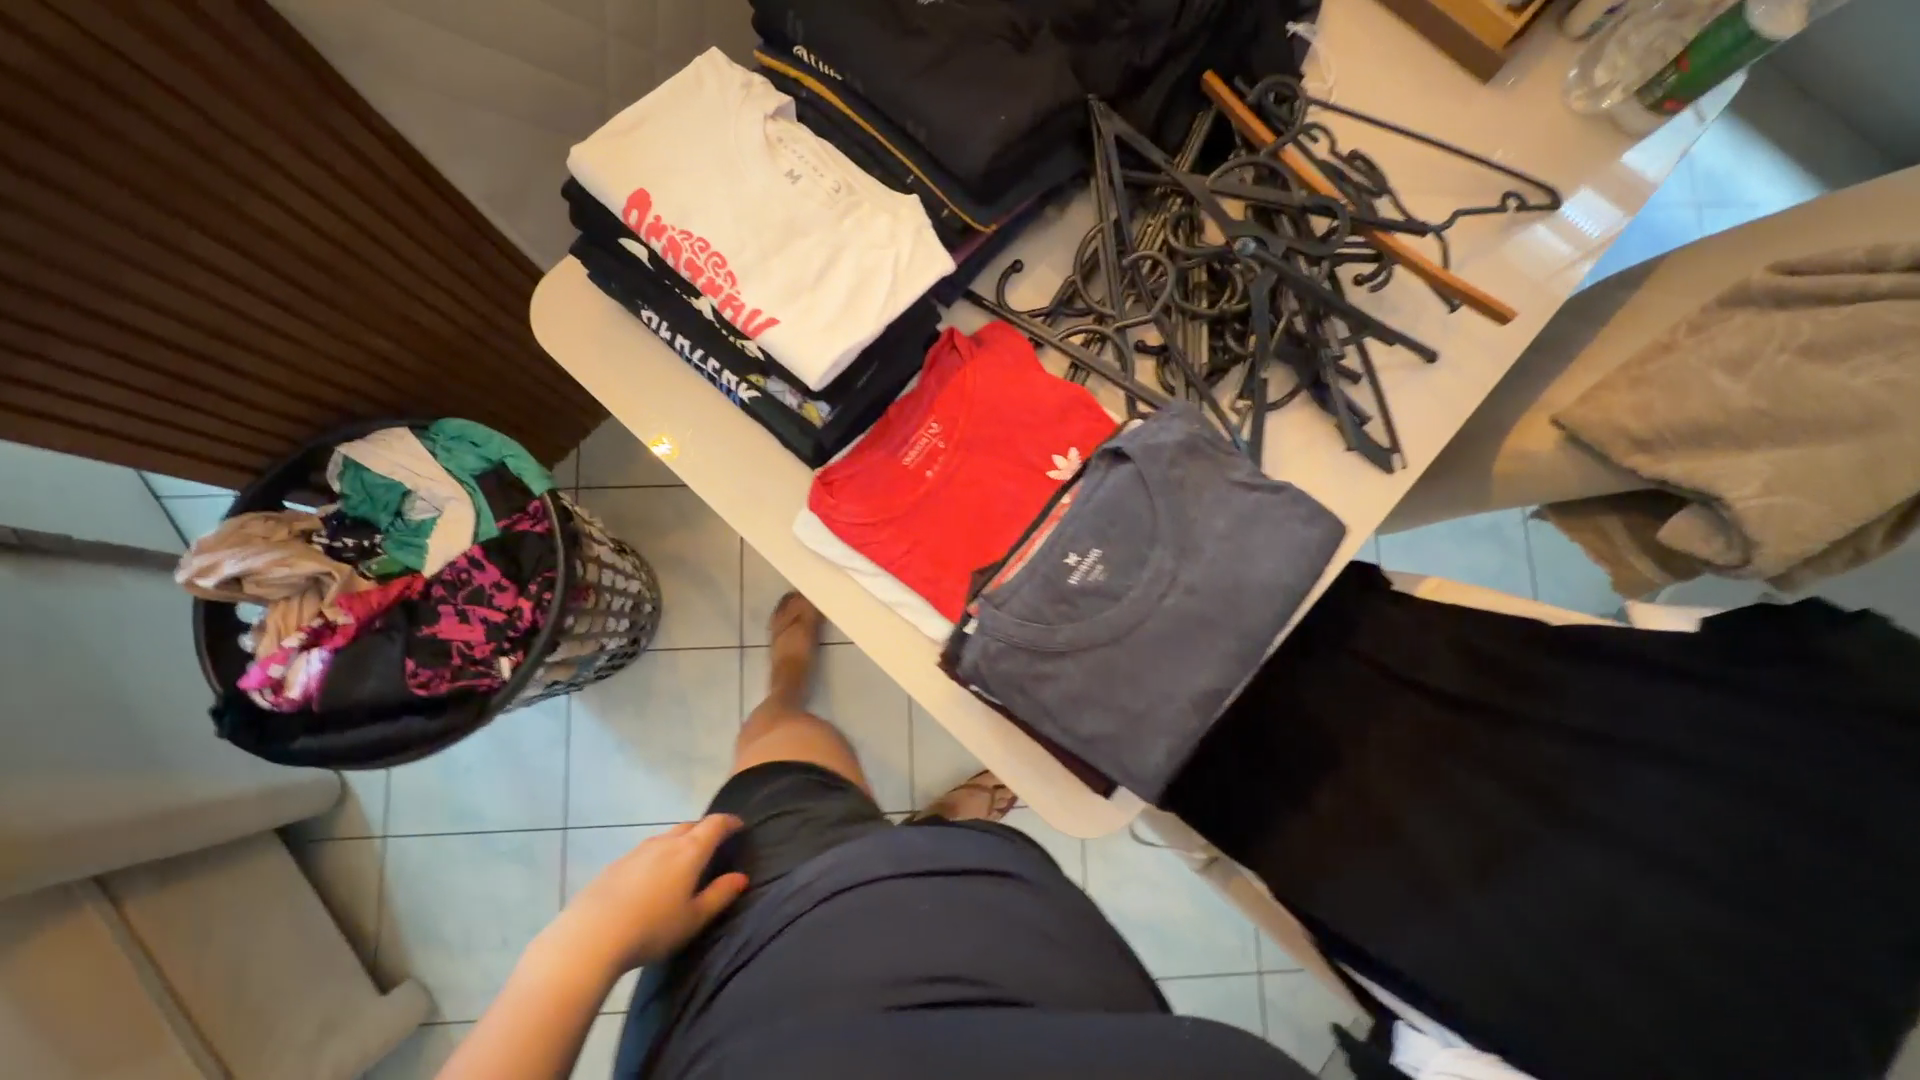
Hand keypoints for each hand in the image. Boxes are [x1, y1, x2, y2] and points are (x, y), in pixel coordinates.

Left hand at [543, 814, 749, 975]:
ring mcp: (636, 851)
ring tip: (683, 861)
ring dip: (679, 842)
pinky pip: (645, 851)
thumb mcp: (693, 918)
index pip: (715, 824)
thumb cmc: (652, 928)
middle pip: (690, 825)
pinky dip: (657, 856)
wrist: (590, 936)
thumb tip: (741, 877)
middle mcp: (664, 843)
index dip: (729, 822)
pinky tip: (651, 878)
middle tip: (714, 843)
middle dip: (705, 830)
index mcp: (689, 852)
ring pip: (665, 837)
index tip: (739, 826)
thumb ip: (720, 895)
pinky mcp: (615, 864)